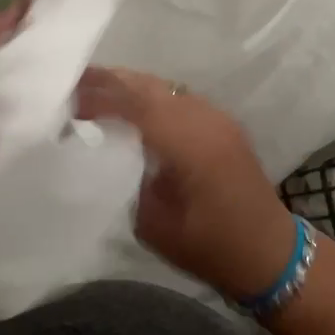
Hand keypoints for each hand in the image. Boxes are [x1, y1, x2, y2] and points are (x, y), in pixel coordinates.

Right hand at [76, 68, 296, 300]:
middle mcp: (204, 119)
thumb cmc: (210, 246)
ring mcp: (217, 117)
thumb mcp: (154, 223)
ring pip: (163, 87)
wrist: (269, 253)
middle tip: (71, 85)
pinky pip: (178, 97)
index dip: (97, 98)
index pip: (133, 104)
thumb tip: (105, 150)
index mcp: (188, 143)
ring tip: (93, 93)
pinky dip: (149, 96)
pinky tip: (130, 109)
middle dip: (108, 82)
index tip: (66, 104)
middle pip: (148, 86)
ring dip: (128, 86)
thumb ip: (127, 179)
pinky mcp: (222, 123)